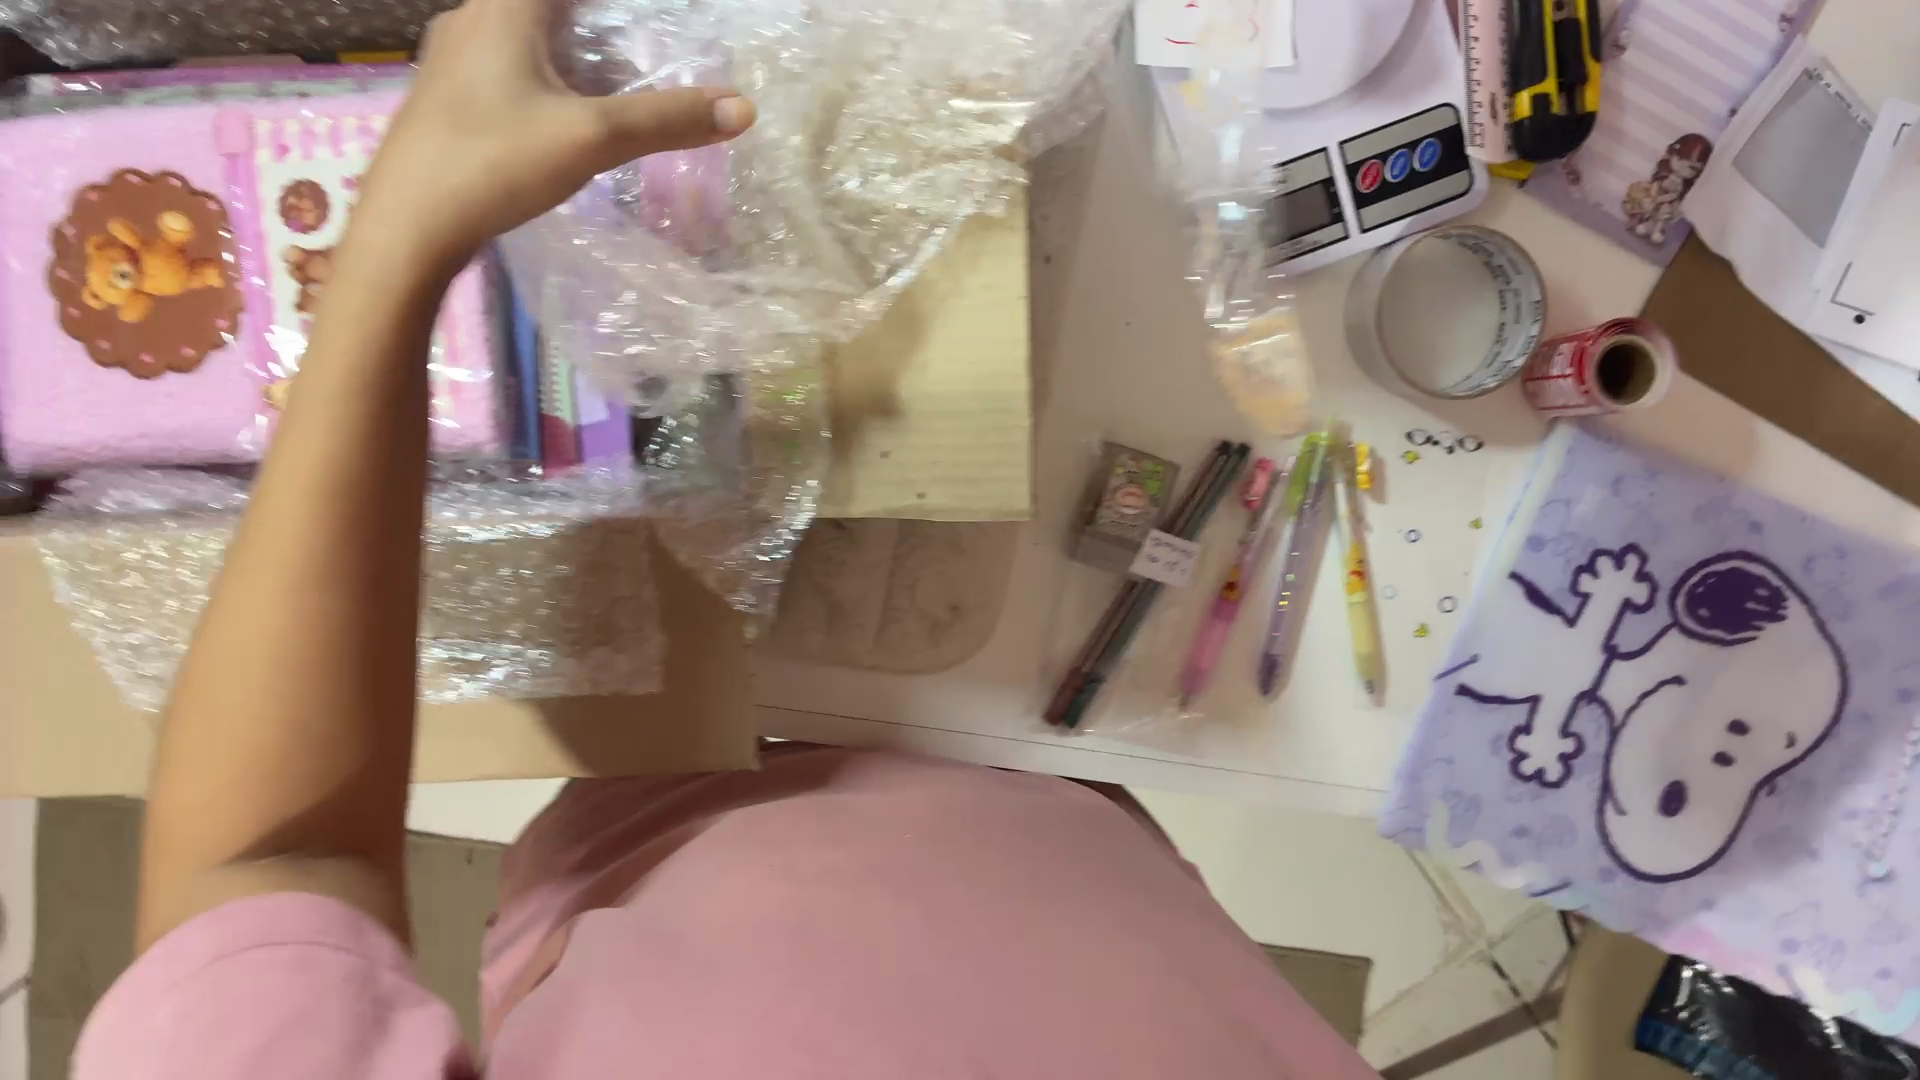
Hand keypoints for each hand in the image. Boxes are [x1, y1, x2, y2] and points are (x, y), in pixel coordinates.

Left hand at [352, 0, 755, 274]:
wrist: (411, 224)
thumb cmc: (495, 162)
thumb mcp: (593, 138)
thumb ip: (666, 120)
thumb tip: (743, 108)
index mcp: (503, 8)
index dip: (617, 10)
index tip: (657, 23)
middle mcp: (474, 19)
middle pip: (549, 9)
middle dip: (601, 25)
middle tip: (650, 48)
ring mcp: (458, 62)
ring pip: (531, 38)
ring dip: (577, 52)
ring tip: (624, 82)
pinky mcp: (455, 100)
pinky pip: (516, 70)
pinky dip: (554, 80)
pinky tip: (574, 118)